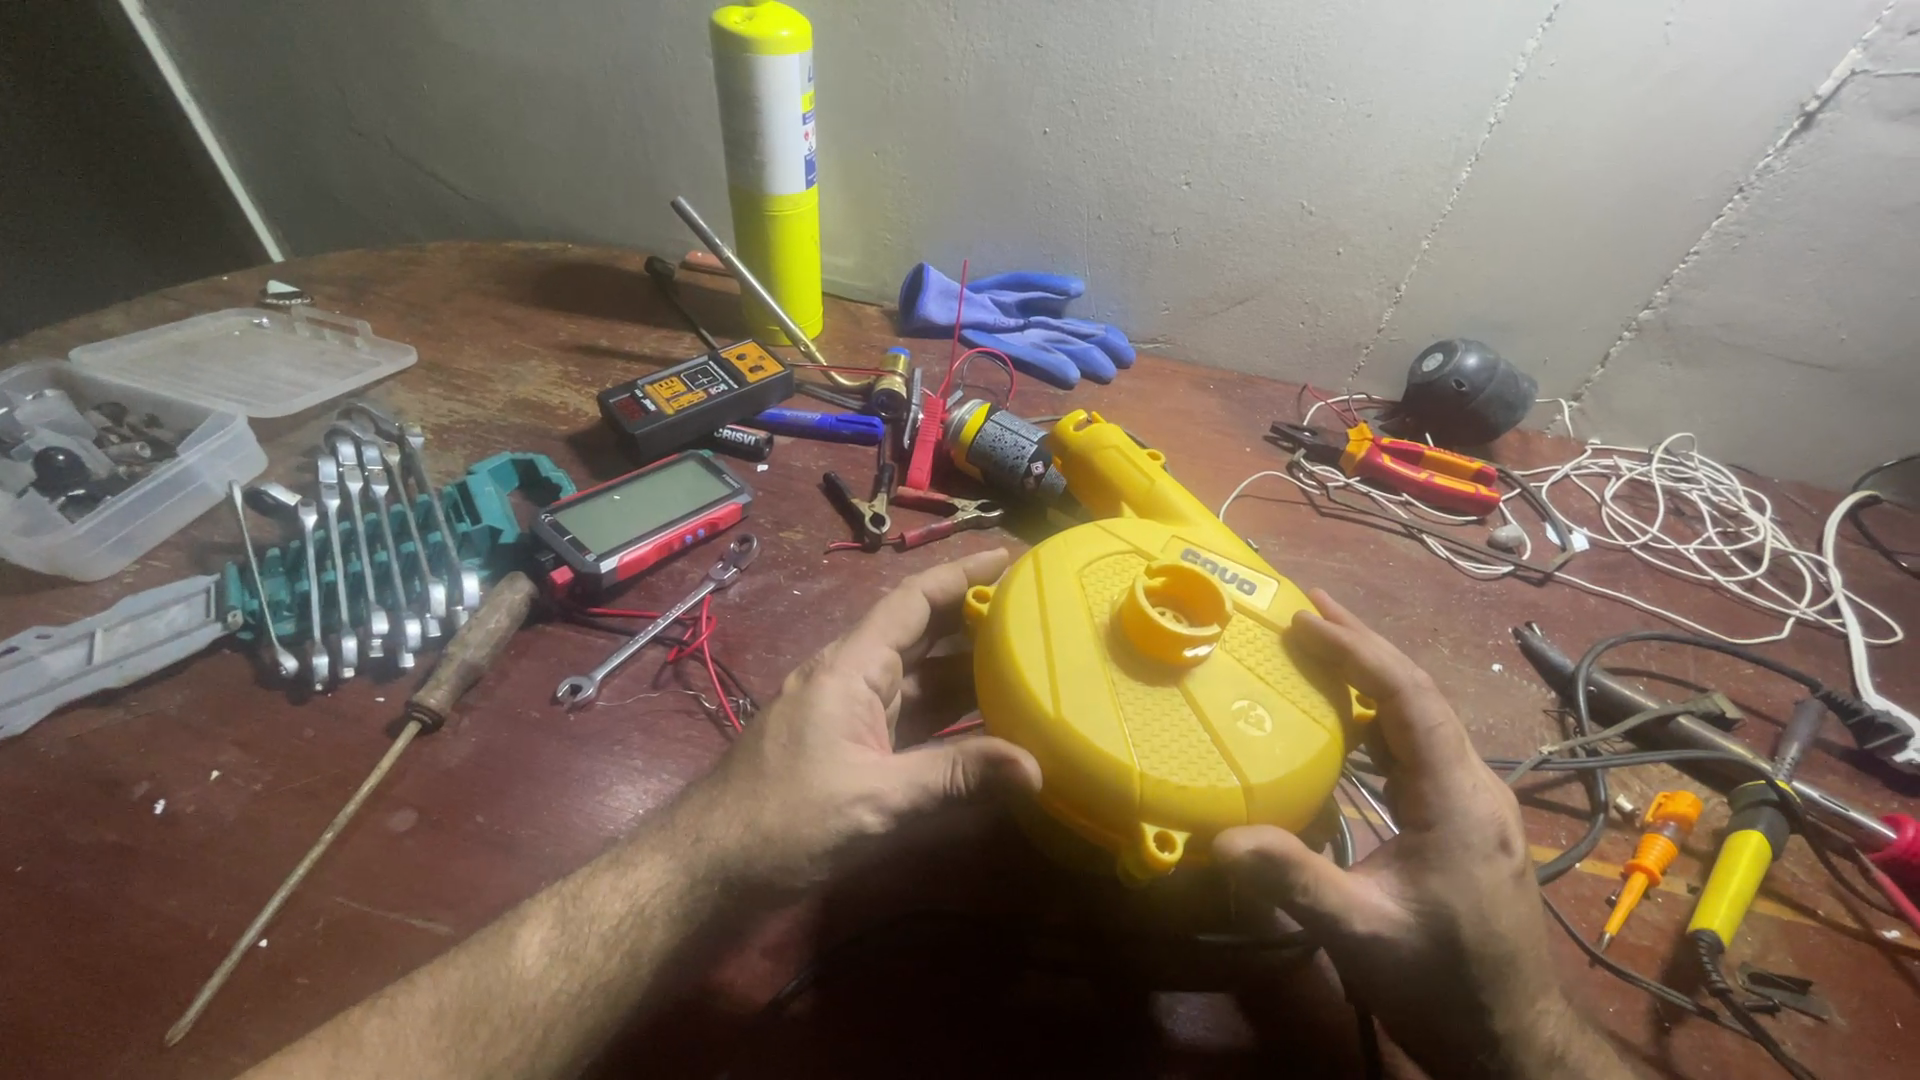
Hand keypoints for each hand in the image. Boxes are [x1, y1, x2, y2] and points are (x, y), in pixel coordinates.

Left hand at [691, 549, 1041, 894]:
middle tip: (1038, 615)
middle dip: (975, 620)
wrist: (710, 869)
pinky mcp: (853, 748)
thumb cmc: (784, 821)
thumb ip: (955, 779)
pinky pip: (912, 718)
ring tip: (1030, 663)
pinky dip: (950, 716)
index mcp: (852, 667)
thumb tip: (1036, 769)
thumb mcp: (876, 800)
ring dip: (968, 671)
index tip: (1009, 559)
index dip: (960, 574)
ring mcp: (852, 714)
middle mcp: (853, 678)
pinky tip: (989, 725)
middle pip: (922, 634)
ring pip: (920, 678)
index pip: (913, 600)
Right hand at [1214, 591, 1606, 1078]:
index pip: (1410, 700)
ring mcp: (1471, 800)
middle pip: (1418, 693)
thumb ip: (1294, 879)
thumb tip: (1220, 838)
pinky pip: (1413, 745)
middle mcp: (1473, 785)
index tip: (1304, 620)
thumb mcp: (1362, 932)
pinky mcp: (1460, 816)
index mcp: (1458, 799)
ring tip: (1317, 643)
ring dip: (1368, 674)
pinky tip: (1340, 716)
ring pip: (1418, 715)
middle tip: (1306, 606)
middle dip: (1362, 644)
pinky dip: (1372, 713)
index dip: (1357, 653)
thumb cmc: (1442, 982)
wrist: (1511, 1039)